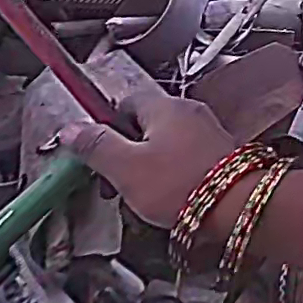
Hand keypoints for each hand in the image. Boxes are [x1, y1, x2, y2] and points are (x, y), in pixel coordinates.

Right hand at [58, 89, 239, 226]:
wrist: (231, 200)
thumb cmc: (176, 182)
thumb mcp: (126, 167)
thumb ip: (97, 146)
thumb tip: (72, 127)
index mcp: (167, 106)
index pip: (127, 101)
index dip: (106, 125)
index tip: (93, 154)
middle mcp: (189, 109)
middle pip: (144, 122)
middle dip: (122, 150)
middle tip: (110, 182)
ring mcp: (205, 127)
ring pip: (161, 139)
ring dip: (142, 163)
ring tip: (133, 193)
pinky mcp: (214, 147)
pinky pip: (180, 152)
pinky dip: (164, 168)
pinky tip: (160, 192)